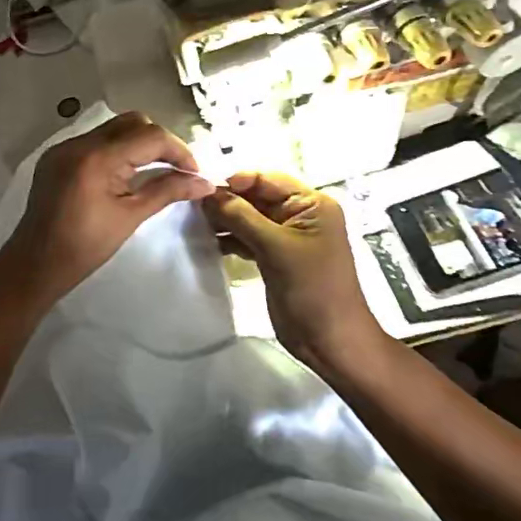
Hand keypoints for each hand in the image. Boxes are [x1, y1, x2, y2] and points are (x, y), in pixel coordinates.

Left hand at [0, 111, 215, 307]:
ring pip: (113, 128)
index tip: (194, 174)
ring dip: (138, 143)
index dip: (179, 151)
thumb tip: (205, 183)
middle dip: (159, 142)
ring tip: (154, 171)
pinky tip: (124, 174)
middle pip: (132, 122)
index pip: (150, 136)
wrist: (35, 264)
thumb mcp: (130, 217)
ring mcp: (63, 147)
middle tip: (176, 170)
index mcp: (96, 158)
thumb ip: (167, 191)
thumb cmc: (85, 247)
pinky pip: (94, 140)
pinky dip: (116, 149)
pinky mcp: (56, 156)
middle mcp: (78, 143)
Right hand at [202, 171, 378, 366]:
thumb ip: (241, 216)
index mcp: (312, 204)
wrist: (330, 341)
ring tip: (194, 220)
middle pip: (256, 196)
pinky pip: (247, 238)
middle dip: (227, 199)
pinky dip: (229, 237)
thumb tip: (207, 193)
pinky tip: (206, 239)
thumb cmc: (312, 288)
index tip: (201, 186)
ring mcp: (286, 237)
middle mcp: (300, 215)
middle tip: (191, 203)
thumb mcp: (276, 248)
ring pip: (248, 217)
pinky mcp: (273, 257)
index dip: (236, 179)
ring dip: (224, 218)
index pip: (267, 179)